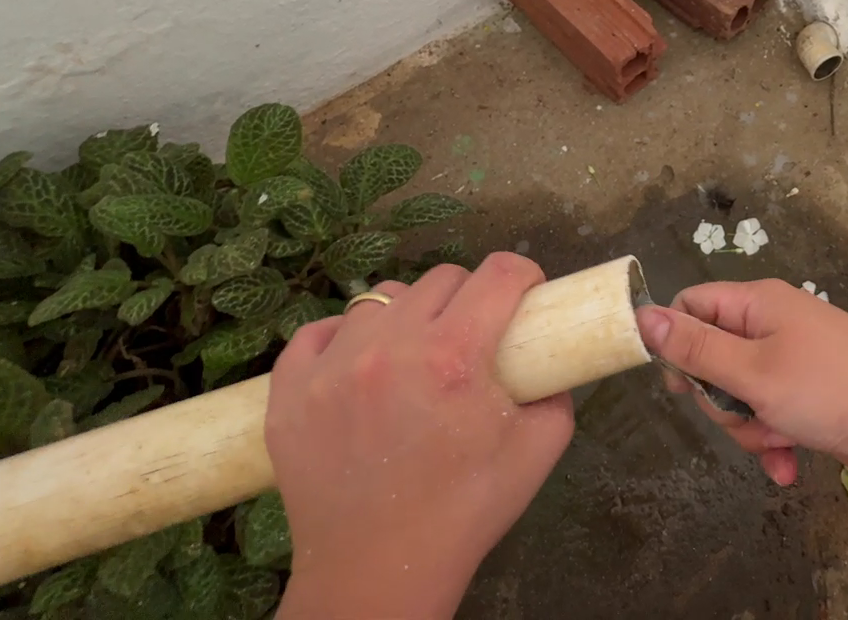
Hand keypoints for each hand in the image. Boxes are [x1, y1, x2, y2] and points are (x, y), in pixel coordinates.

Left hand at [266, 253, 574, 619]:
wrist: (379, 573)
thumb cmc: (469, 508)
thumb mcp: (544, 444)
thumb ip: (557, 387)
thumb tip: (548, 358)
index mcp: (455, 357)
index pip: (500, 273)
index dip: (524, 274)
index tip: (528, 294)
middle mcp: (391, 349)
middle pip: (443, 279)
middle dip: (471, 295)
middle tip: (476, 332)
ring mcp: (332, 369)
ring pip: (383, 299)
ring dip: (409, 314)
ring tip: (415, 353)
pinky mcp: (289, 394)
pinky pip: (318, 332)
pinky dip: (346, 337)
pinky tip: (362, 363)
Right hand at [635, 279, 847, 485]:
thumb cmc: (828, 388)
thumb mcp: (752, 372)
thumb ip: (695, 348)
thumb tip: (642, 313)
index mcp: (757, 303)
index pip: (693, 305)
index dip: (677, 343)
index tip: (680, 384)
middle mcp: (773, 324)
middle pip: (713, 359)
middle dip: (721, 400)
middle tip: (745, 413)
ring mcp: (793, 361)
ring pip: (740, 395)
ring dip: (750, 427)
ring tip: (779, 440)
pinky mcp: (809, 395)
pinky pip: (770, 415)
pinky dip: (774, 441)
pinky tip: (788, 466)